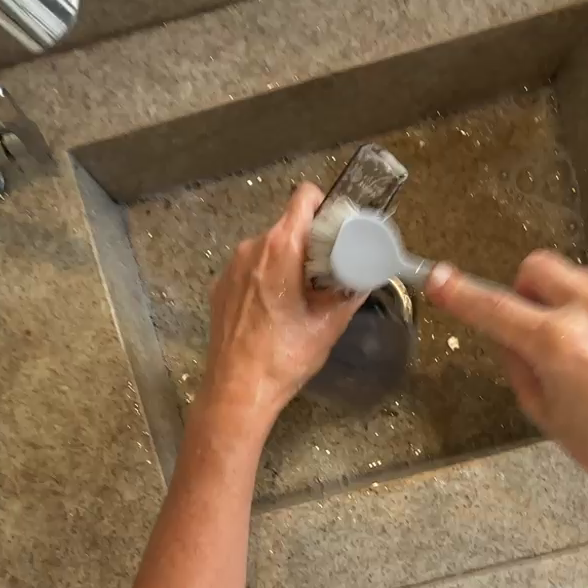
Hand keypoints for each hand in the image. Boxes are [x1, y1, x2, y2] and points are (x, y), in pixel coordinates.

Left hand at [200, 182, 366, 433]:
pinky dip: (267, 280)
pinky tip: (275, 311)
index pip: (304, 198)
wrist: (238, 390)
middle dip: (309, 244)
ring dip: (287, 264)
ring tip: (301, 297)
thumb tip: (366, 277)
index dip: (325, 207)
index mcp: (279, 248)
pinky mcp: (221, 287)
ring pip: (268, 250)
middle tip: (327, 272)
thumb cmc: (284, 358)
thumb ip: (350, 293)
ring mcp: (232, 268)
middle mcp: (251, 249)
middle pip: (287, 226)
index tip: (337, 230)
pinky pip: (251, 270)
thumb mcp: (329, 325)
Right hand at [425, 251, 587, 504]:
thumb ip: (518, 364)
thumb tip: (506, 335)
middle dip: (527, 291)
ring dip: (571, 305)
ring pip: (580, 278)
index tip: (441, 280)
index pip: (494, 308)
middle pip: (538, 267)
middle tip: (536, 324)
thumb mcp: (544, 412)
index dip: (461, 293)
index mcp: (558, 345)